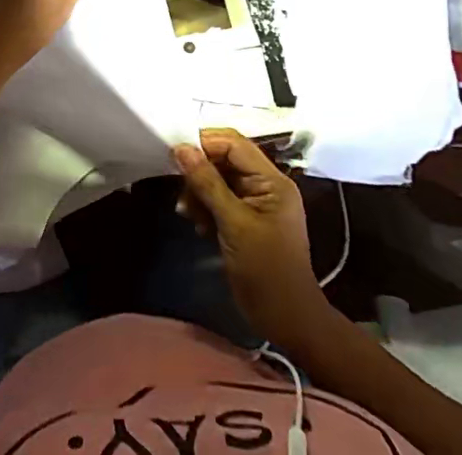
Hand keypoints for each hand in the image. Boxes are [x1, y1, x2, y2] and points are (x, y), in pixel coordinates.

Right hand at [175, 128, 328, 346]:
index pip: (235, 144)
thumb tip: (182, 149)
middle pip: (225, 161)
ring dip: (199, 192)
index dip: (206, 143)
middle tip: (181, 192)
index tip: (176, 153)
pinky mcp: (244, 222)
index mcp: (272, 181)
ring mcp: (255, 205)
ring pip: (218, 181)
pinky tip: (197, 225)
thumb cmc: (265, 269)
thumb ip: (207, 183)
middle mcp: (265, 187)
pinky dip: (204, 208)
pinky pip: (218, 201)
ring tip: (187, 213)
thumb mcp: (234, 223)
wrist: (285, 319)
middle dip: (199, 172)